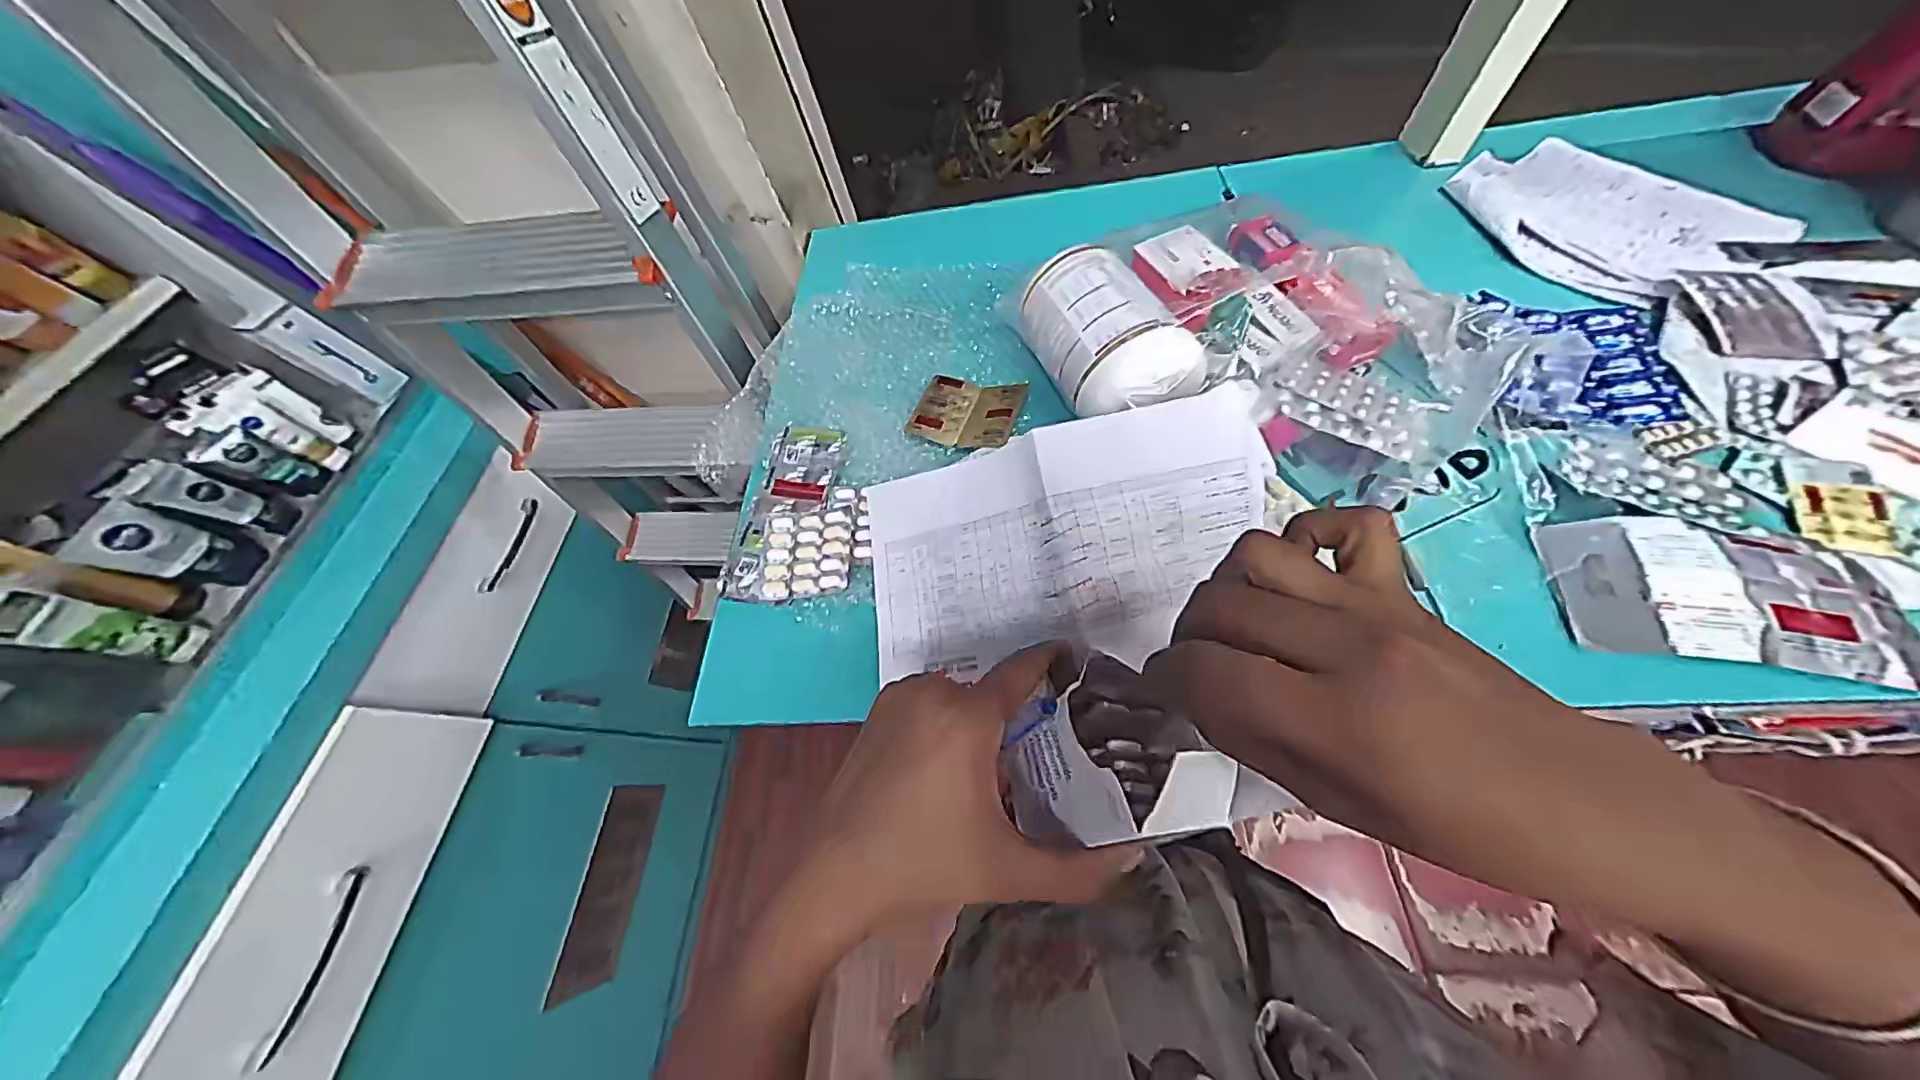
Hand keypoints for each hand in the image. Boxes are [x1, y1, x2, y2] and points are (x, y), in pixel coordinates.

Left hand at [803, 644, 1137, 928]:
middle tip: (1035, 753)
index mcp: (968, 717)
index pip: (1022, 669)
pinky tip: (945, 767)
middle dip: (1015, 715)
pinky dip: (945, 721)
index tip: (1077, 662)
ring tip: (990, 767)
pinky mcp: (877, 711)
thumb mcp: (1007, 870)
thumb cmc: (923, 865)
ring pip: (958, 696)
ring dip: (977, 720)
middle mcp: (934, 692)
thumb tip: (1131, 860)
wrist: (834, 874)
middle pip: (992, 691)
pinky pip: (928, 702)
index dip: (1052, 661)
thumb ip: (1077, 871)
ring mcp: (900, 697)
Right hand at [1142, 506, 1581, 863]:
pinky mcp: (1404, 590)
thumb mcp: (1334, 803)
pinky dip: (1307, 535)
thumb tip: (1196, 694)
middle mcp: (1352, 645)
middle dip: (1186, 637)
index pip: (1208, 672)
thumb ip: (1251, 738)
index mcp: (1338, 720)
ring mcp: (1381, 606)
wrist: (1575, 799)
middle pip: (1221, 606)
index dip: (1166, 679)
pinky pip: (1346, 525)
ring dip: (1225, 586)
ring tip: (1236, 622)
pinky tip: (1301, 574)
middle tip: (1197, 666)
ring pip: (1258, 553)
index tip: (1163, 689)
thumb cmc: (1454, 826)